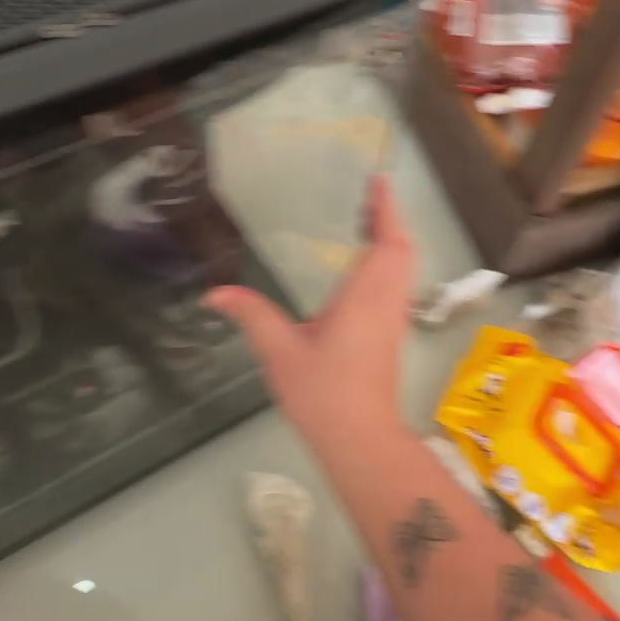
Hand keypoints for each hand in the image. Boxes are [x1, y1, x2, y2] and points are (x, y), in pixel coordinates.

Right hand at [204, 176, 413, 446]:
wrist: (360, 439)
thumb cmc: (323, 393)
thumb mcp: (279, 351)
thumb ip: (251, 315)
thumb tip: (214, 293)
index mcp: (365, 296)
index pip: (387, 241)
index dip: (386, 208)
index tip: (378, 180)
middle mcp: (387, 302)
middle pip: (403, 249)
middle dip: (391, 219)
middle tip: (370, 197)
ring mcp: (394, 321)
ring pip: (405, 269)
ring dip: (393, 240)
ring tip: (368, 222)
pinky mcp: (392, 337)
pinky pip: (398, 286)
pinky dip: (390, 264)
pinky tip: (365, 269)